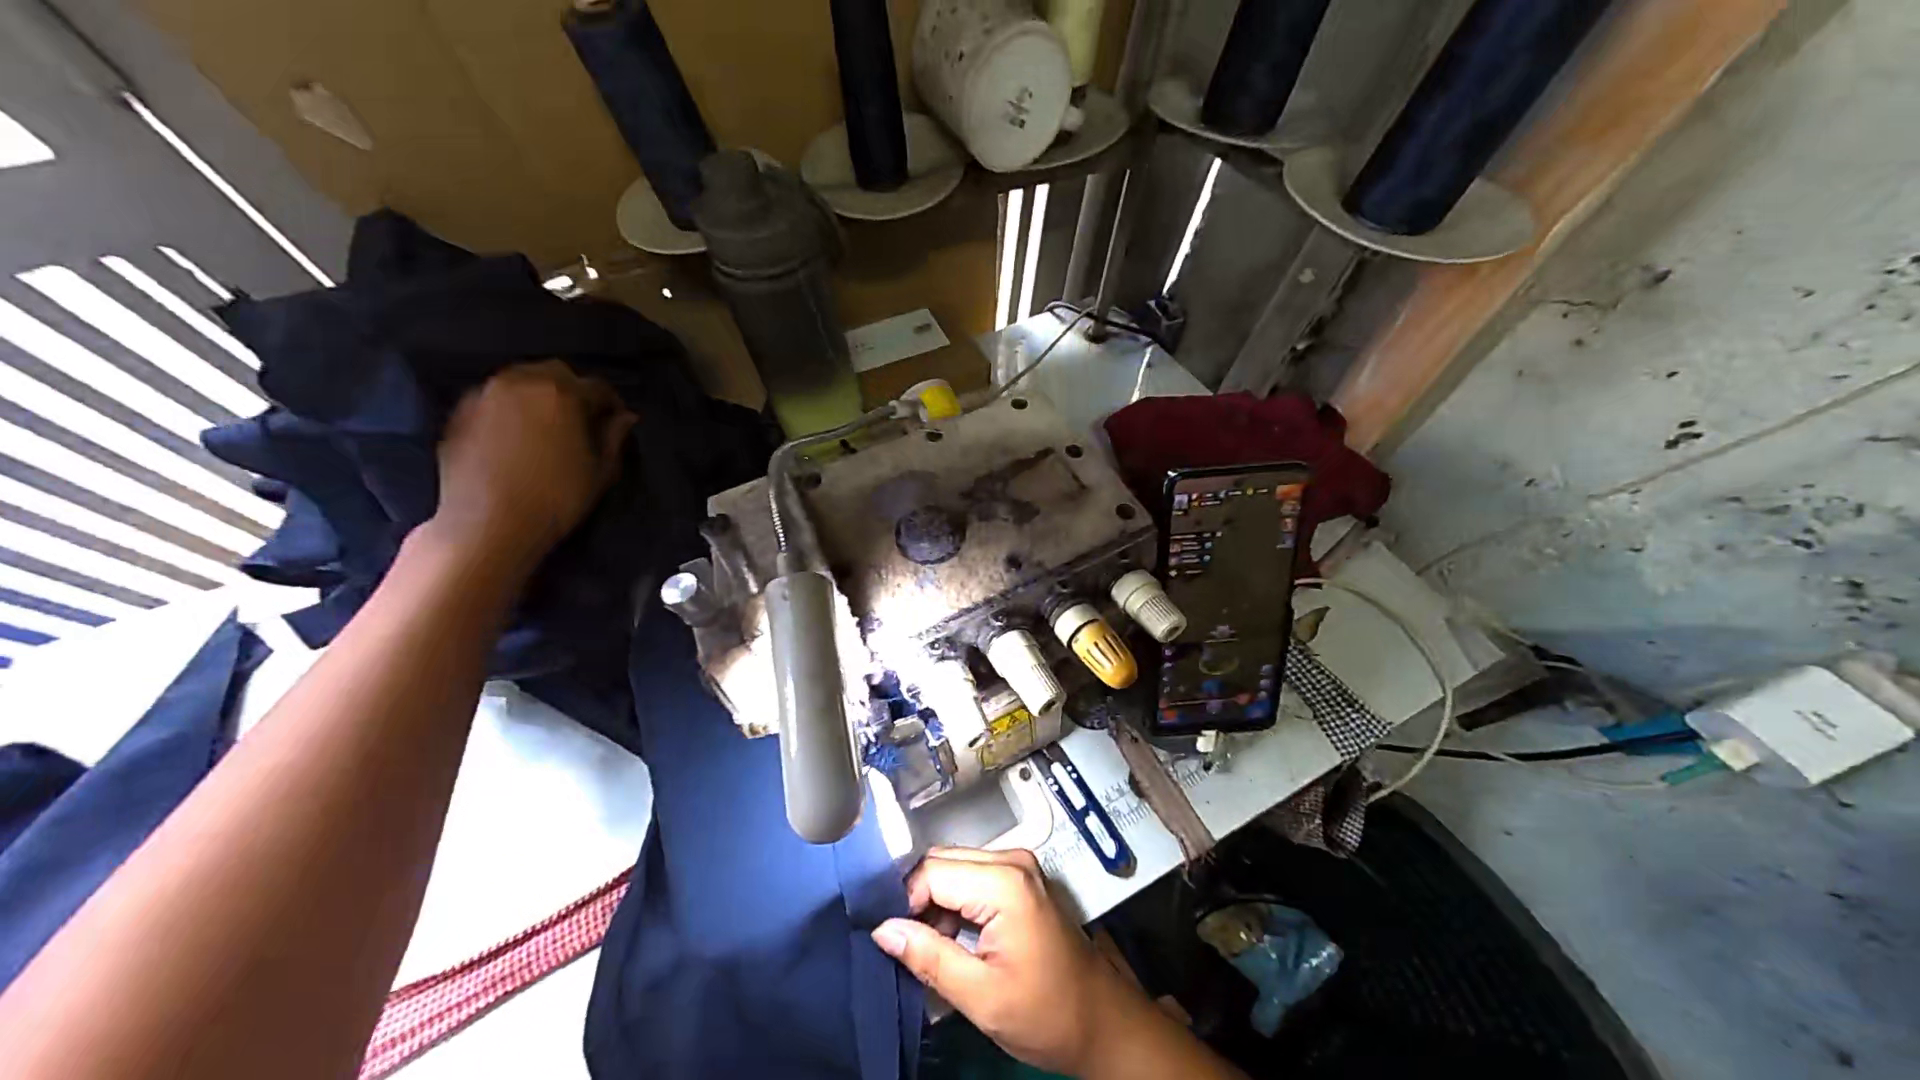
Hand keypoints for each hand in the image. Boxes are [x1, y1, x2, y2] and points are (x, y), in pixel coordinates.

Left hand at [426, 360, 635, 572]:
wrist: (488, 525)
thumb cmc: (556, 499)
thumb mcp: (600, 472)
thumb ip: (614, 438)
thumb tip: (625, 417)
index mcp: (562, 394)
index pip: (598, 387)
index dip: (612, 404)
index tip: (616, 422)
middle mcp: (521, 382)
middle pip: (555, 373)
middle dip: (573, 390)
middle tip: (581, 418)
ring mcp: (485, 394)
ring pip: (520, 380)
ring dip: (538, 395)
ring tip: (546, 424)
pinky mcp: (459, 413)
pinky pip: (493, 399)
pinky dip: (509, 408)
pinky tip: (514, 435)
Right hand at [871, 848, 1151, 1075]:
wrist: (1102, 1022)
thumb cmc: (1046, 1013)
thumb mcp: (981, 996)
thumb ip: (929, 957)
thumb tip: (882, 929)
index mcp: (1004, 882)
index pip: (931, 872)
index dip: (904, 904)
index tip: (891, 940)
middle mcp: (1010, 859)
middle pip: (941, 862)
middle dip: (916, 900)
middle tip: (905, 945)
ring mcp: (1017, 865)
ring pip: (952, 866)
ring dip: (933, 902)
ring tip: (927, 946)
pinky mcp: (1019, 877)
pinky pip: (970, 875)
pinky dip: (953, 901)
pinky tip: (950, 938)